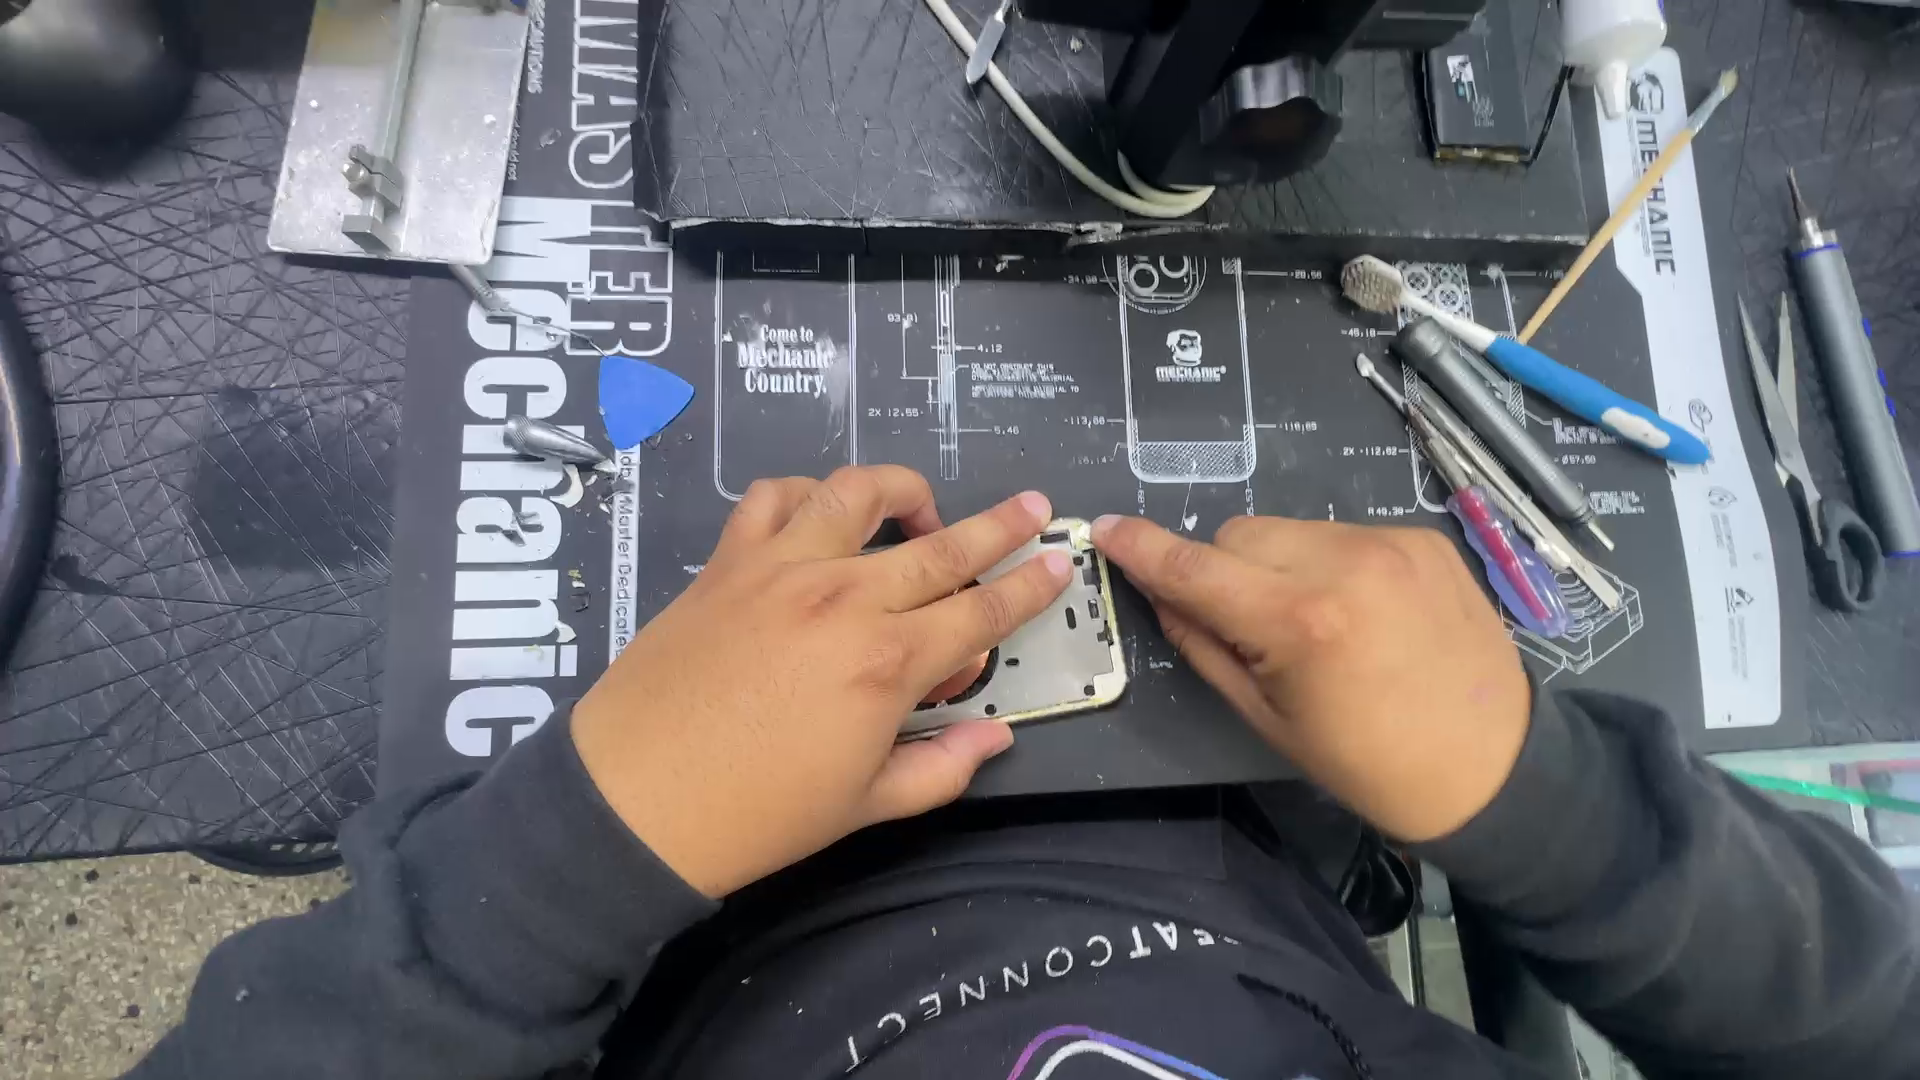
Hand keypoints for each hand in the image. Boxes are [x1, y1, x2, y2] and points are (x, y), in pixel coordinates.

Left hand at [572, 467, 1071, 896]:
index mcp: (888, 662)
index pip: (982, 613)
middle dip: (998, 524)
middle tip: (1030, 505)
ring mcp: (783, 568)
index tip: (1057, 562)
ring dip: (902, 490)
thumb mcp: (867, 806)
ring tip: (919, 508)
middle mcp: (845, 598)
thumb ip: (944, 766)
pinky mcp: (730, 560)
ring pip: (857, 493)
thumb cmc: (759, 815)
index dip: (1029, 587)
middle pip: (942, 546)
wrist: (634, 804)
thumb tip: (998, 736)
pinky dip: (805, 494)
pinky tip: (818, 516)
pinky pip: (772, 497)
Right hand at [1091, 515, 1530, 842]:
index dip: (1143, 550)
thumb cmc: (1364, 760)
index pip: (1195, 570)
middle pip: (1235, 535)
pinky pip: (1332, 533)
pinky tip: (1353, 606)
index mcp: (1299, 620)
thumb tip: (1161, 592)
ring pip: (1281, 529)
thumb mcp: (1261, 714)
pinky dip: (1319, 561)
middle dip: (1220, 570)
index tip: (1106, 531)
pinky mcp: (1420, 536)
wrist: (1496, 768)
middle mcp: (1343, 562)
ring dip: (1269, 562)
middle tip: (1245, 622)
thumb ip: (1199, 643)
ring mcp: (1389, 541)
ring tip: (1309, 616)